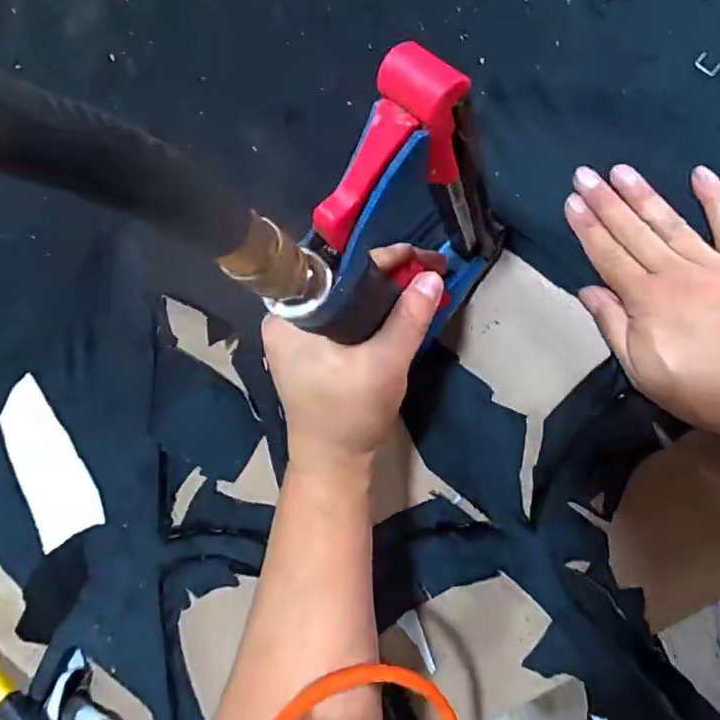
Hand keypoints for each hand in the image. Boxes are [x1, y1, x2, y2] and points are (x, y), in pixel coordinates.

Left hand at [262, 245, 446, 464]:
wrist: (334, 463)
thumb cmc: (350, 415)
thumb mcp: (385, 364)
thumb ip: (409, 318)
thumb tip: (433, 276)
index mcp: (289, 317)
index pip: (335, 268)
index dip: (379, 257)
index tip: (416, 255)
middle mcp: (286, 318)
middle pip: (341, 279)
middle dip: (387, 271)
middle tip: (426, 267)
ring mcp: (298, 333)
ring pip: (346, 296)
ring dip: (383, 289)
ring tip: (420, 281)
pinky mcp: (311, 347)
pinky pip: (344, 314)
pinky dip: (373, 308)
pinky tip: (400, 305)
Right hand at [564, 164, 719, 442]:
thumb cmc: (703, 390)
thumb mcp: (643, 370)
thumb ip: (613, 326)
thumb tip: (588, 289)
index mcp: (647, 299)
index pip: (609, 256)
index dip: (588, 228)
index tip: (572, 201)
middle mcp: (675, 272)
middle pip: (633, 232)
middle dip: (606, 201)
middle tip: (585, 174)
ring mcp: (714, 264)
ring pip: (671, 222)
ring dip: (644, 194)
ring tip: (621, 170)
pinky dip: (715, 198)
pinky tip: (700, 174)